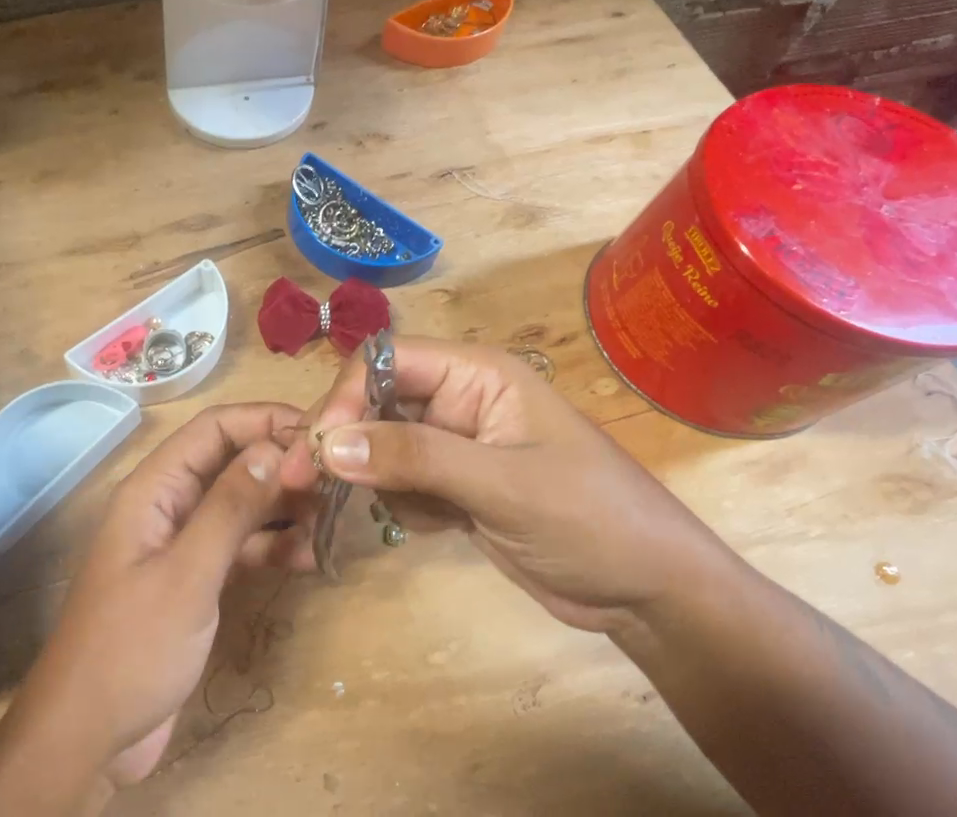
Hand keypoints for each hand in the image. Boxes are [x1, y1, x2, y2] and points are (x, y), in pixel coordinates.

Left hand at [0, 404, 307, 789]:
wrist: (89, 735)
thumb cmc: (131, 648)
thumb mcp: (187, 575)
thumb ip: (229, 509)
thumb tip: (273, 448)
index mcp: (153, 490)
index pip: (213, 429)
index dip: (265, 421)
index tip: (322, 434)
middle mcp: (167, 507)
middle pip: (230, 464)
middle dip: (280, 465)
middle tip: (338, 483)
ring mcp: (180, 547)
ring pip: (239, 506)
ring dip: (282, 508)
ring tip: (331, 520)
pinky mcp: (194, 584)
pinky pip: (239, 549)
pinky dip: (270, 548)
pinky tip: (307, 558)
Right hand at [278, 336, 734, 633]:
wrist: (650, 594)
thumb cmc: (591, 520)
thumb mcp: (503, 485)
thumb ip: (414, 458)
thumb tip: (327, 443)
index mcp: (477, 375)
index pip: (387, 362)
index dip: (346, 395)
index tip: (317, 447)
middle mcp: (459, 400)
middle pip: (374, 402)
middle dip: (346, 442)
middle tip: (306, 483)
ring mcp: (456, 446)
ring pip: (379, 446)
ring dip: (376, 479)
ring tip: (410, 513)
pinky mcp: (455, 488)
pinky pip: (399, 484)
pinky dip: (401, 506)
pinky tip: (436, 528)